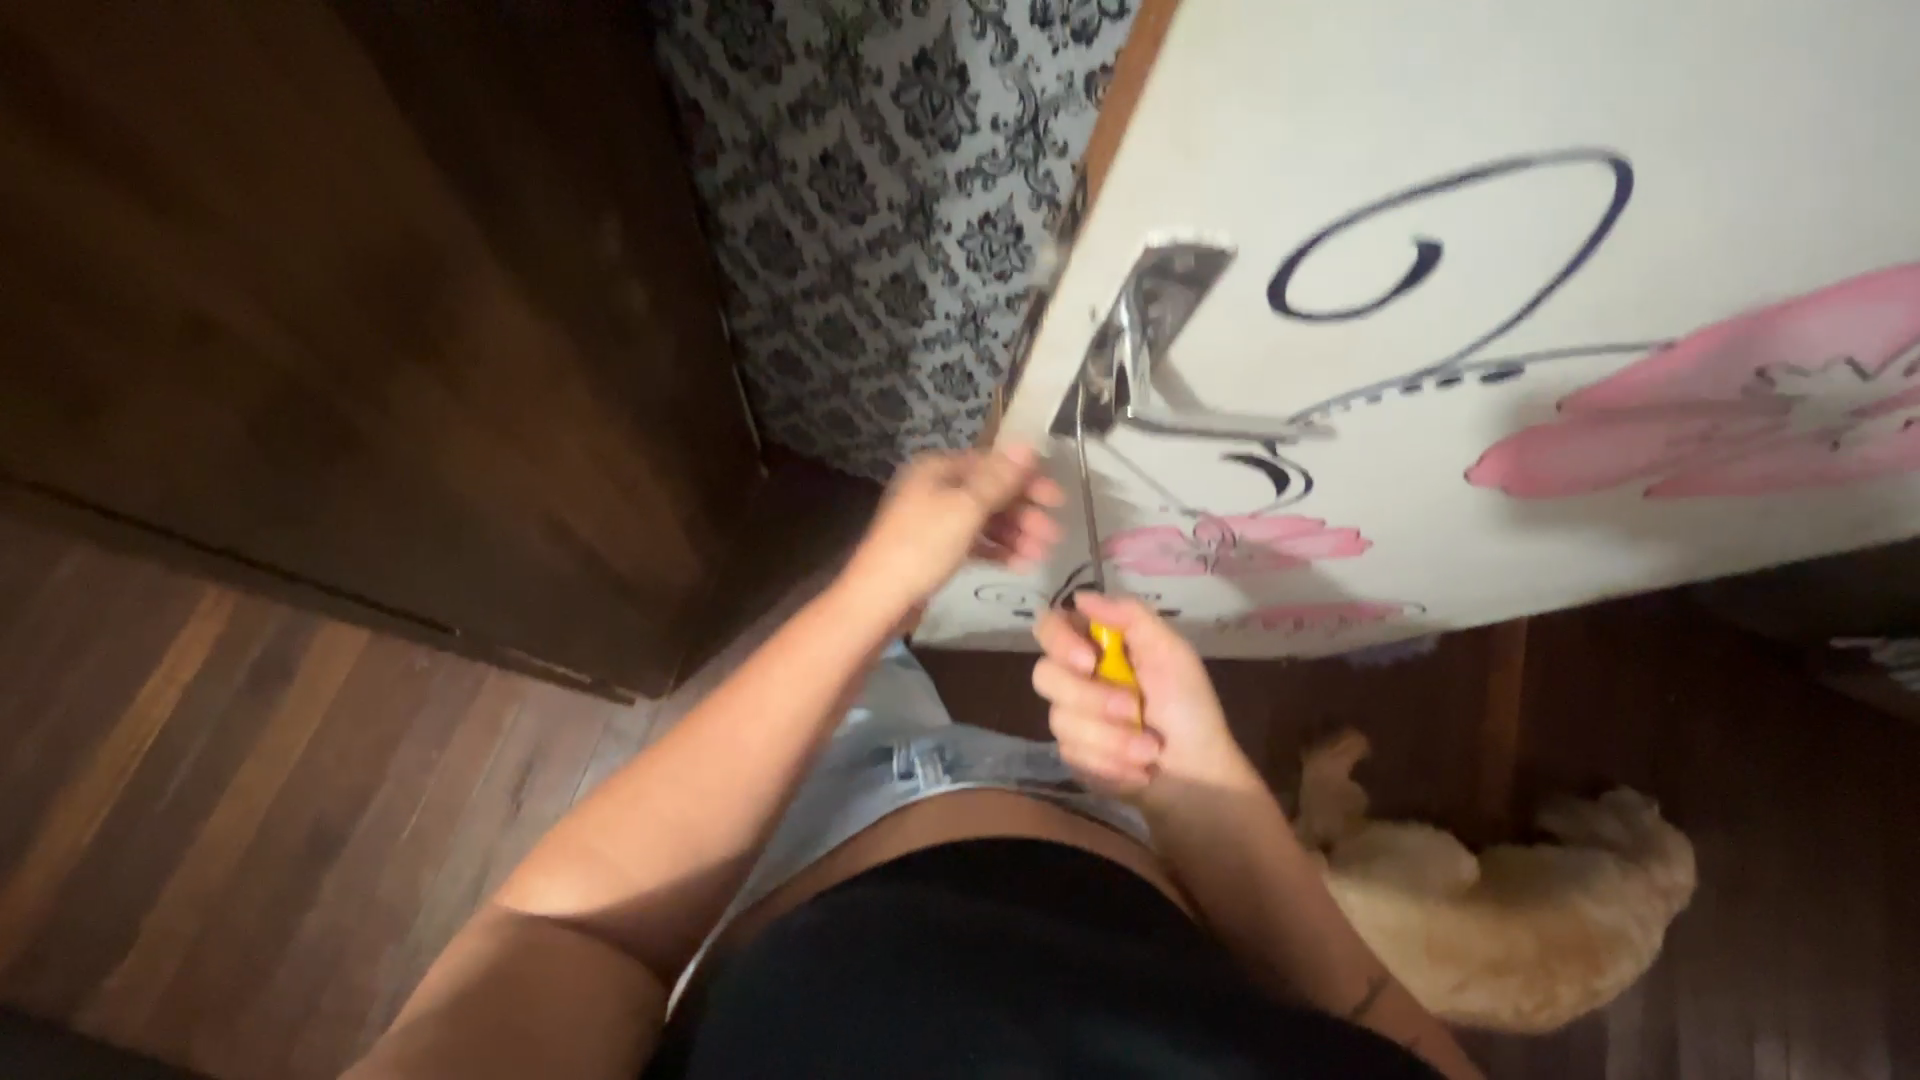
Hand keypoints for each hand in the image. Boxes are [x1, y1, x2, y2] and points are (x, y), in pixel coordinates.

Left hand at [840, 444, 1063, 616]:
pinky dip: (997, 551)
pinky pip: (974, 543)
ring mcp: (935, 521)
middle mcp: (936, 488)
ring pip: (985, 521)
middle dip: (1024, 514)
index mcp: (939, 469)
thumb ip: (999, 479)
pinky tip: (1020, 565)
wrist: (879, 598)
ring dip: (1015, 535)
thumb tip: (1028, 445)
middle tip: (1053, 535)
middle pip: (991, 494)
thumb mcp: (965, 508)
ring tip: (1041, 556)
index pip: (992, 465)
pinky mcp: (936, 550)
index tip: (1057, 500)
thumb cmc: (923, 547)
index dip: (1027, 481)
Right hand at [1031, 593, 1255, 801]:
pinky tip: (1136, 769)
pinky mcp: (1072, 754)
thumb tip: (1081, 597)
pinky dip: (1110, 762)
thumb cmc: (1190, 708)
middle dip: (1091, 699)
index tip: (1089, 661)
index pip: (1051, 626)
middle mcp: (1076, 677)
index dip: (1059, 640)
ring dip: (1111, 738)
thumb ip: (1131, 616)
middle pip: (1044, 674)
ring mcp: (1070, 716)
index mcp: (1098, 645)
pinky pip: (1071, 753)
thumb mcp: (1171, 652)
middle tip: (1133, 710)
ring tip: (1148, 749)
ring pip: (1059, 720)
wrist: (1197, 775)